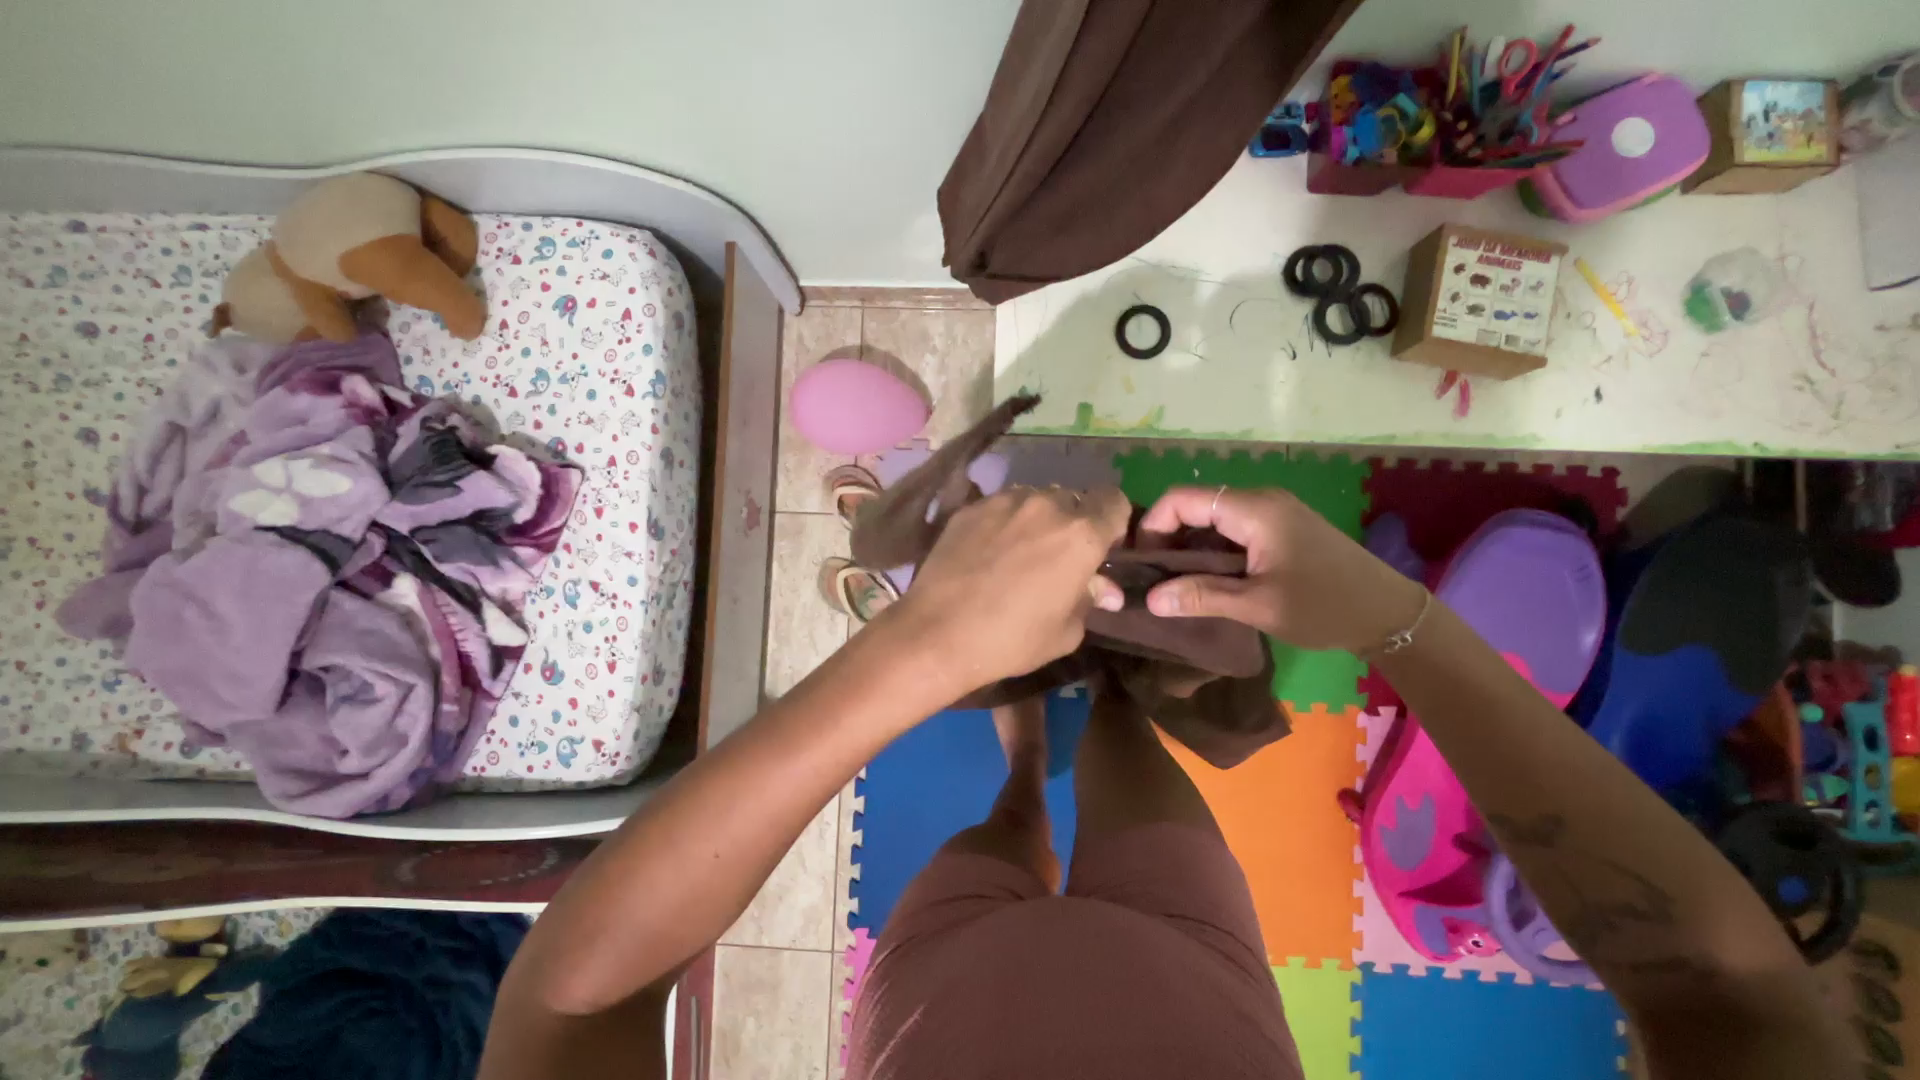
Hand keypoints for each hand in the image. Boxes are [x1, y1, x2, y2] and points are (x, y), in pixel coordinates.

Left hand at [885, 486, 1129, 695]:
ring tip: (1020, 551)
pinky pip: (1000, 506)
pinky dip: (1003, 522)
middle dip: (1073, 521)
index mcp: (1081, 534)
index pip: (1114, 502)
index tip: (1101, 546)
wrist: (938, 633)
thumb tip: (1105, 588)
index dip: (1112, 522)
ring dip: (1037, 518)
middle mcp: (1047, 505)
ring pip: (1035, 498)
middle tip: (1058, 555)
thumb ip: (1090, 600)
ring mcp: (1005, 502)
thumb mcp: (1066, 632)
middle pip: (1073, 499)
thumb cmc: (1012, 640)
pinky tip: (988, 552)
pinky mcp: (970, 508)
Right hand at [1139, 487, 1423, 652]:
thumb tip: (1150, 599)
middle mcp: (1261, 501)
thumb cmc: (1325, 607)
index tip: (1141, 563)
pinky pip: (1233, 530)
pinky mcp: (1281, 529)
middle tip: (1151, 578)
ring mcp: (1274, 514)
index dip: (1154, 525)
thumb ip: (1203, 597)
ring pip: (1213, 520)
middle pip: (1197, 506)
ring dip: (1189, 547)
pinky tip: (1204, 581)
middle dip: (1168, 538)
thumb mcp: (1259, 606)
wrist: (1389, 614)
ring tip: (1172, 584)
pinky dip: (1211, 550)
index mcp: (1255, 510)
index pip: (1184, 499)